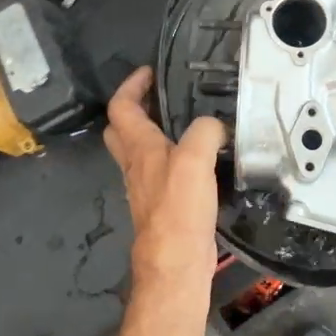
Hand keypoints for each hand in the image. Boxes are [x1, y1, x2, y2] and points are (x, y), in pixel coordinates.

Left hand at [103, 66, 227, 284]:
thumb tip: (214, 126)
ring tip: (186, 123)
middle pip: (122, 130)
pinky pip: (162, 172)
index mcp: (138, 148)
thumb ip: (204, 132)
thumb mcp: (195, 160)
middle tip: (160, 97)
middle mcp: (136, 165)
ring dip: (155, 134)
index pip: (120, 107)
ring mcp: (146, 188)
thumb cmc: (178, 209)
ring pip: (141, 152)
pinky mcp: (162, 206)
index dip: (131, 85)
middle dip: (135, 108)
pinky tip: (199, 161)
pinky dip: (174, 159)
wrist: (176, 263)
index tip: (149, 72)